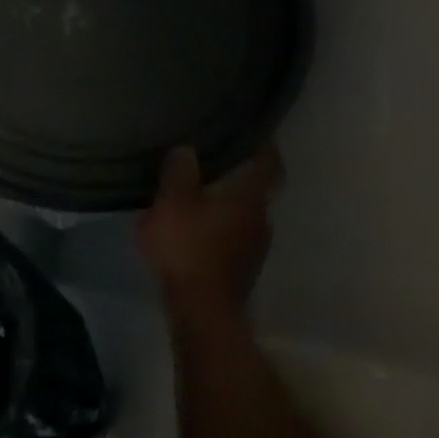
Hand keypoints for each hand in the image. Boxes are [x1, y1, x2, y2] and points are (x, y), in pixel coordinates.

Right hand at [136, 145, 282, 314]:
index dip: (263, 148)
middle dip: (235, 178)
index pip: (267, 164)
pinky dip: (219, 227)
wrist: (202, 304)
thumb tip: (187, 149)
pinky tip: (196, 230)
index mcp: (248, 197)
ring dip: (225, 205)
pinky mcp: (244, 264)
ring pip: (244, 214)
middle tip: (210, 166)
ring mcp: (256, 243)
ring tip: (197, 198)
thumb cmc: (186, 245)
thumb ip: (179, 174)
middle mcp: (261, 217)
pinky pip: (234, 235)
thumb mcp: (171, 203)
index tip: (254, 134)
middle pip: (255, 190)